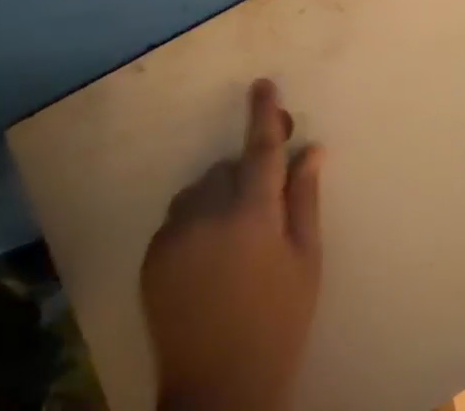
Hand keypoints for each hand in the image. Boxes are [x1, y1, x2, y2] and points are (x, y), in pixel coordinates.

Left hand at [142, 79, 325, 410]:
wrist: (220, 385)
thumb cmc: (279, 322)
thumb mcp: (306, 261)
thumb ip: (304, 199)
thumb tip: (312, 149)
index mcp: (253, 214)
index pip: (260, 149)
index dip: (263, 114)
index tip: (263, 84)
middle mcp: (207, 213)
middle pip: (228, 170)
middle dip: (246, 179)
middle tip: (263, 215)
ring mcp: (174, 233)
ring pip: (200, 190)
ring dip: (218, 199)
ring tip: (233, 245)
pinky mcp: (152, 254)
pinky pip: (178, 218)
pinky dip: (194, 224)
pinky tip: (208, 261)